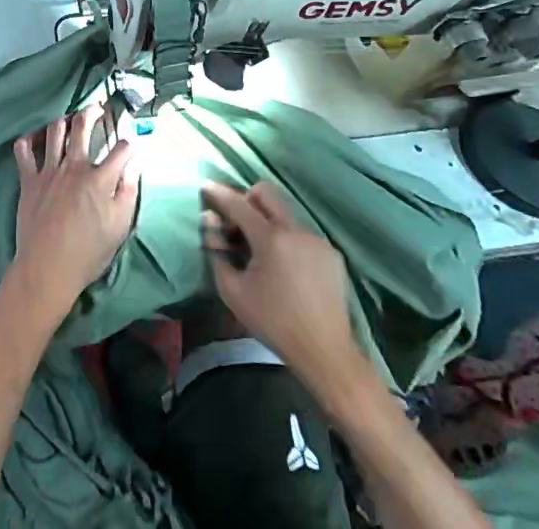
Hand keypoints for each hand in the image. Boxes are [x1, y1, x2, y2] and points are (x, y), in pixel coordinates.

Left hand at [9, 103, 138, 310]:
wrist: (47, 269)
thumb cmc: (89, 251)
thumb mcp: (121, 226)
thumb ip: (129, 192)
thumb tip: (133, 167)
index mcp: (101, 178)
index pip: (121, 148)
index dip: (129, 144)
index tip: (130, 146)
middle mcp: (75, 167)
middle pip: (83, 126)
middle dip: (92, 112)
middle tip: (97, 108)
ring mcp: (49, 171)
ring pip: (55, 131)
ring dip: (64, 119)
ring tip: (69, 118)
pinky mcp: (29, 180)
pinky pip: (24, 151)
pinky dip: (29, 139)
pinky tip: (35, 137)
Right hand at [201, 182, 363, 390]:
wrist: (323, 350)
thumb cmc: (272, 322)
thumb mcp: (233, 291)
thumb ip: (217, 251)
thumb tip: (210, 222)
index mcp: (271, 238)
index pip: (240, 205)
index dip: (220, 194)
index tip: (206, 186)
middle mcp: (297, 229)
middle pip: (268, 194)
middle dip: (248, 199)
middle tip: (236, 224)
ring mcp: (318, 239)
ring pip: (286, 215)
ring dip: (268, 224)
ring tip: (261, 255)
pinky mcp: (331, 253)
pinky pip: (303, 235)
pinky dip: (288, 241)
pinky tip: (286, 270)